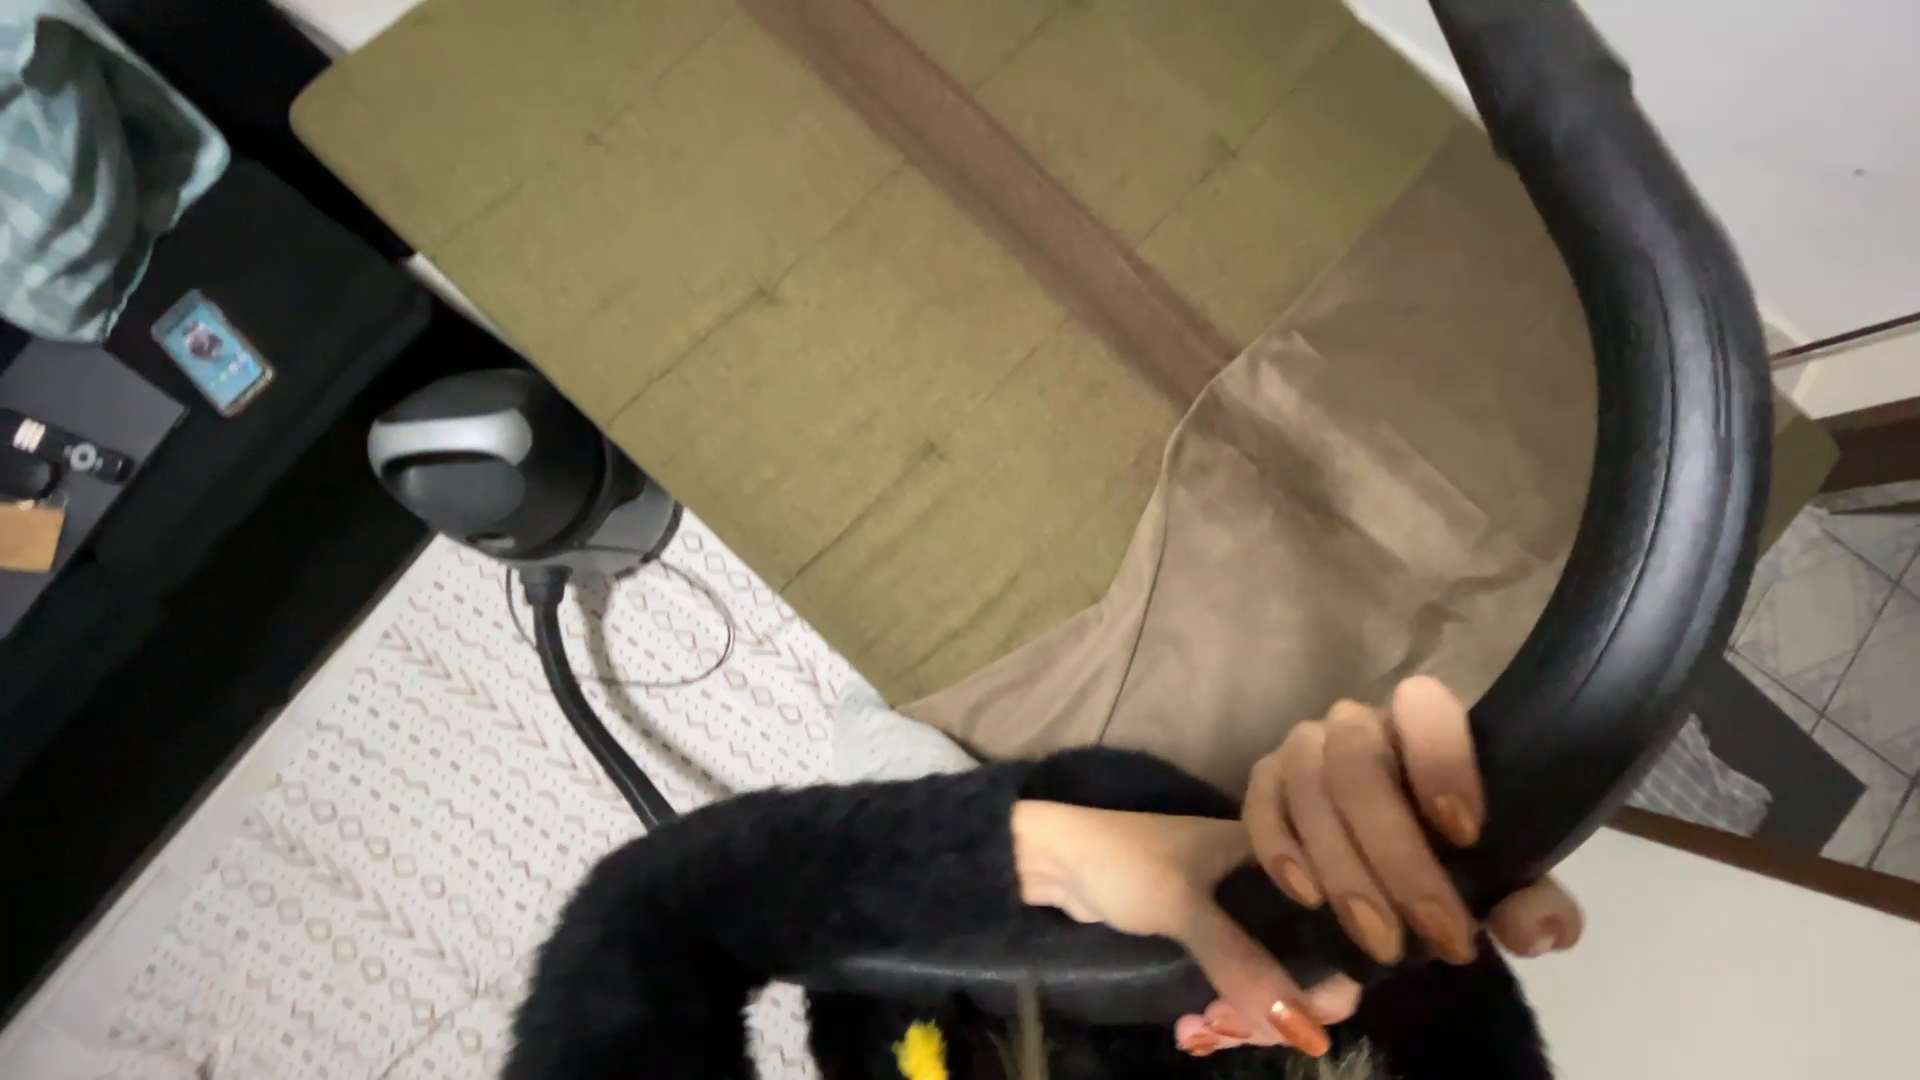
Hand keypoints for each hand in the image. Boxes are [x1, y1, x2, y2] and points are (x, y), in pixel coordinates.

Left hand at [1011, 801, 1341, 1057]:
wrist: (1054, 858)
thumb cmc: (1123, 862)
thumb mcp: (1184, 907)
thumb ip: (1244, 962)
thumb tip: (1307, 1031)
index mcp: (1265, 855)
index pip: (1325, 919)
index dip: (1325, 976)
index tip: (1301, 1019)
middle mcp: (1255, 881)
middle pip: (1296, 961)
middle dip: (1271, 1007)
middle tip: (1229, 1026)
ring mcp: (1227, 911)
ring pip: (1262, 979)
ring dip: (1240, 1017)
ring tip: (1201, 1030)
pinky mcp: (1199, 935)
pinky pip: (1229, 983)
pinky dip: (1217, 1011)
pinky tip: (1190, 1029)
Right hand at [1200, 675, 1581, 1053]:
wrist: (1380, 850)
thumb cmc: (1451, 848)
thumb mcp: (1507, 875)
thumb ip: (1532, 899)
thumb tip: (1528, 928)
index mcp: (1420, 725)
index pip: (1421, 704)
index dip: (1438, 760)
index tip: (1466, 835)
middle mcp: (1354, 723)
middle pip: (1356, 763)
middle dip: (1395, 852)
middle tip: (1435, 932)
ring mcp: (1301, 746)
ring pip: (1307, 787)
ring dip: (1343, 868)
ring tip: (1380, 941)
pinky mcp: (1264, 779)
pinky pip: (1259, 804)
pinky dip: (1279, 849)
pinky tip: (1308, 896)